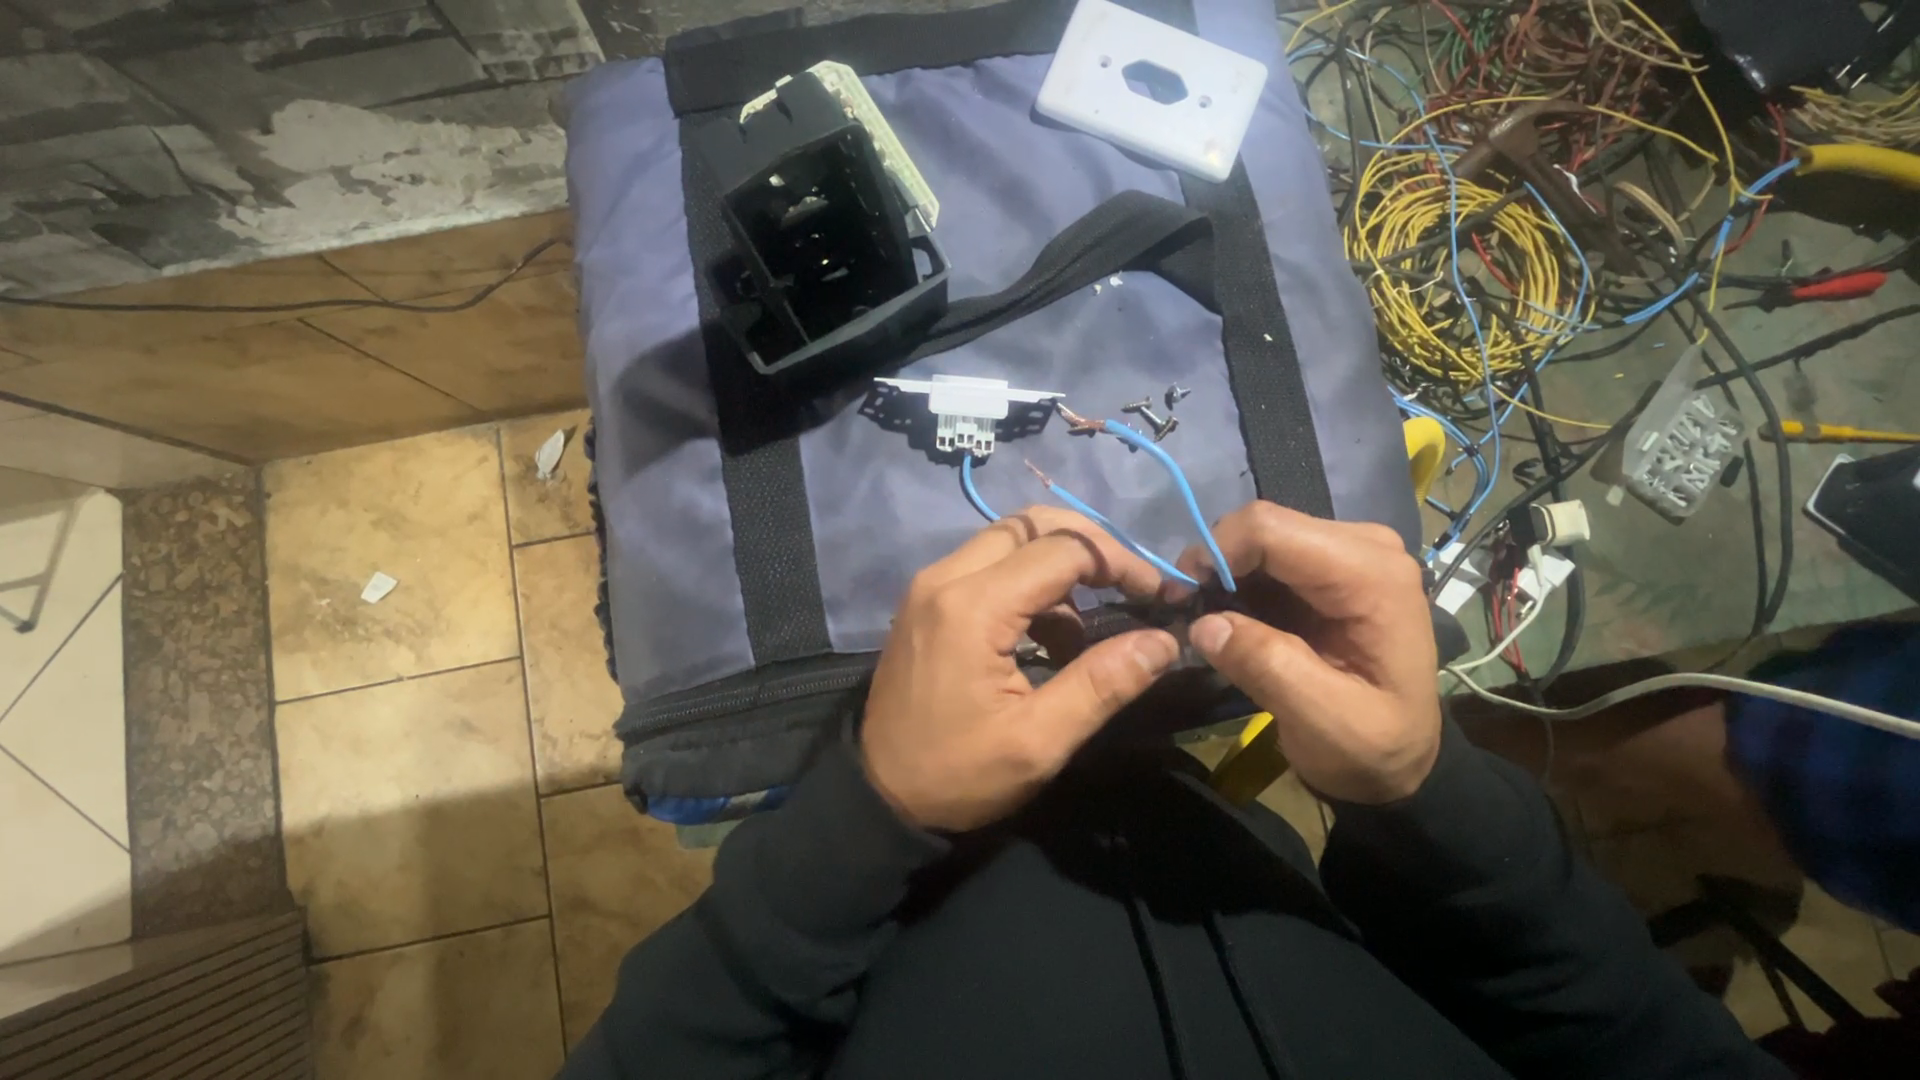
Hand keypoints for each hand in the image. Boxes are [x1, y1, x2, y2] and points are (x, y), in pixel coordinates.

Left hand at [861, 507, 1180, 831]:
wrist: (878, 796)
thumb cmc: (958, 774)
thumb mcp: (1038, 741)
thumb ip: (1103, 684)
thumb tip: (1164, 641)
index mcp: (972, 606)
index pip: (1062, 550)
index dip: (1120, 562)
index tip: (1159, 594)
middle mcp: (945, 577)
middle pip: (1030, 525)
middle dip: (1089, 546)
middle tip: (1129, 586)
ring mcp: (930, 586)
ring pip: (1007, 540)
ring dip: (1056, 566)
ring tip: (1089, 628)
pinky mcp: (926, 602)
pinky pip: (986, 566)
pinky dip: (1026, 584)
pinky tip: (1048, 638)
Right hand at [1177, 502, 1440, 803]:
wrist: (1399, 760)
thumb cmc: (1370, 745)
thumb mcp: (1322, 720)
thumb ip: (1267, 667)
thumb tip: (1203, 624)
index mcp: (1372, 574)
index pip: (1270, 529)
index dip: (1215, 554)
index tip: (1182, 601)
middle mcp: (1364, 546)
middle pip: (1262, 524)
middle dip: (1214, 564)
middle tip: (1187, 614)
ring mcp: (1347, 552)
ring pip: (1258, 535)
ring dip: (1222, 573)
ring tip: (1207, 620)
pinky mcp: (1327, 565)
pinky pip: (1266, 553)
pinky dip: (1237, 580)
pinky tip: (1231, 617)